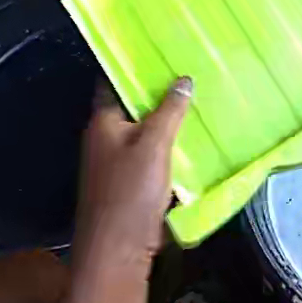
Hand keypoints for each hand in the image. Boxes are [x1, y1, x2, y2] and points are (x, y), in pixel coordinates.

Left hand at [73, 78, 192, 266]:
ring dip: (167, 122)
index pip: (112, 82)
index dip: (133, 66)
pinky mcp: (131, 182)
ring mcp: (117, 162)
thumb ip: (169, 111)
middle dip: (159, 93)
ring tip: (198, 103)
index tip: (160, 53)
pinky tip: (194, 142)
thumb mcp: (154, 145)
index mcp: (103, 123)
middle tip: (191, 75)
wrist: (119, 249)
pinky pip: (152, 155)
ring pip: (144, 132)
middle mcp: (106, 138)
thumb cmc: (131, 192)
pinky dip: (169, 147)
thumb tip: (183, 80)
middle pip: (132, 107)